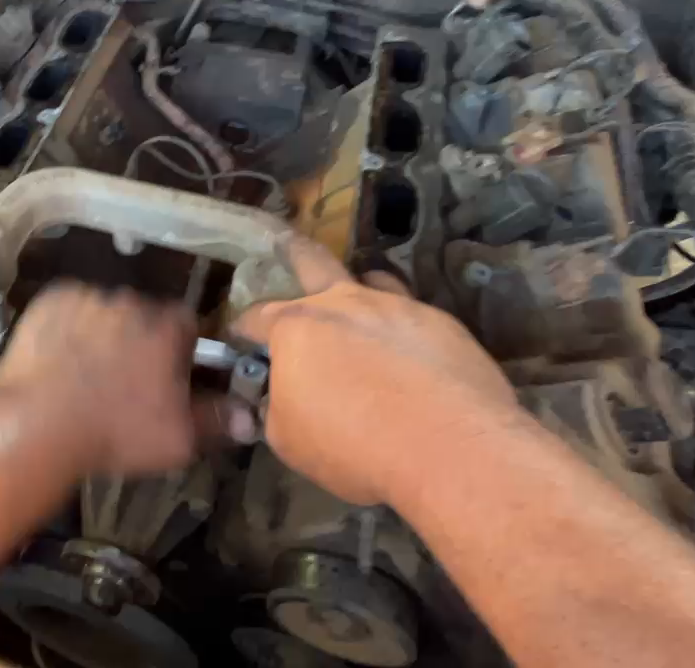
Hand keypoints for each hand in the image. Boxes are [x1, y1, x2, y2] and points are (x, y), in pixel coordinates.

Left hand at [0, 283, 240, 476]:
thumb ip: (217, 421)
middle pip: (145, 315)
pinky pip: (69, 308)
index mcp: (167, 328)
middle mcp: (131, 301)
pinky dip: (68, 326)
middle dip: (140, 339)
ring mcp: (88, 296)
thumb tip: (249, 417)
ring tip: (86, 371)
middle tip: (127, 378)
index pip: (188, 325)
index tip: (170, 375)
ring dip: (103, 332)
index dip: (181, 349)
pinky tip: (59, 357)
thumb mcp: (177, 438)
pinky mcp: (51, 299)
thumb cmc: (115, 431)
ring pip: (105, 311)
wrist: (38, 421)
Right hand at [233, 239, 521, 504]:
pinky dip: (407, 333)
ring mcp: (397, 307)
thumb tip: (277, 402)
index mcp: (295, 326)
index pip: (254, 317)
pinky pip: (416, 318)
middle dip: (292, 251)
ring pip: (373, 280)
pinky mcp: (444, 325)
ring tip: (364, 308)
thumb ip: (276, 410)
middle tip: (285, 244)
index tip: (241, 341)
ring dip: (362, 291)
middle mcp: (342, 302)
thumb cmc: (355, 446)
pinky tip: (415, 360)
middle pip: (311, 261)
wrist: (454, 451)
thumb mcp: (289, 440)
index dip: (244, 329)